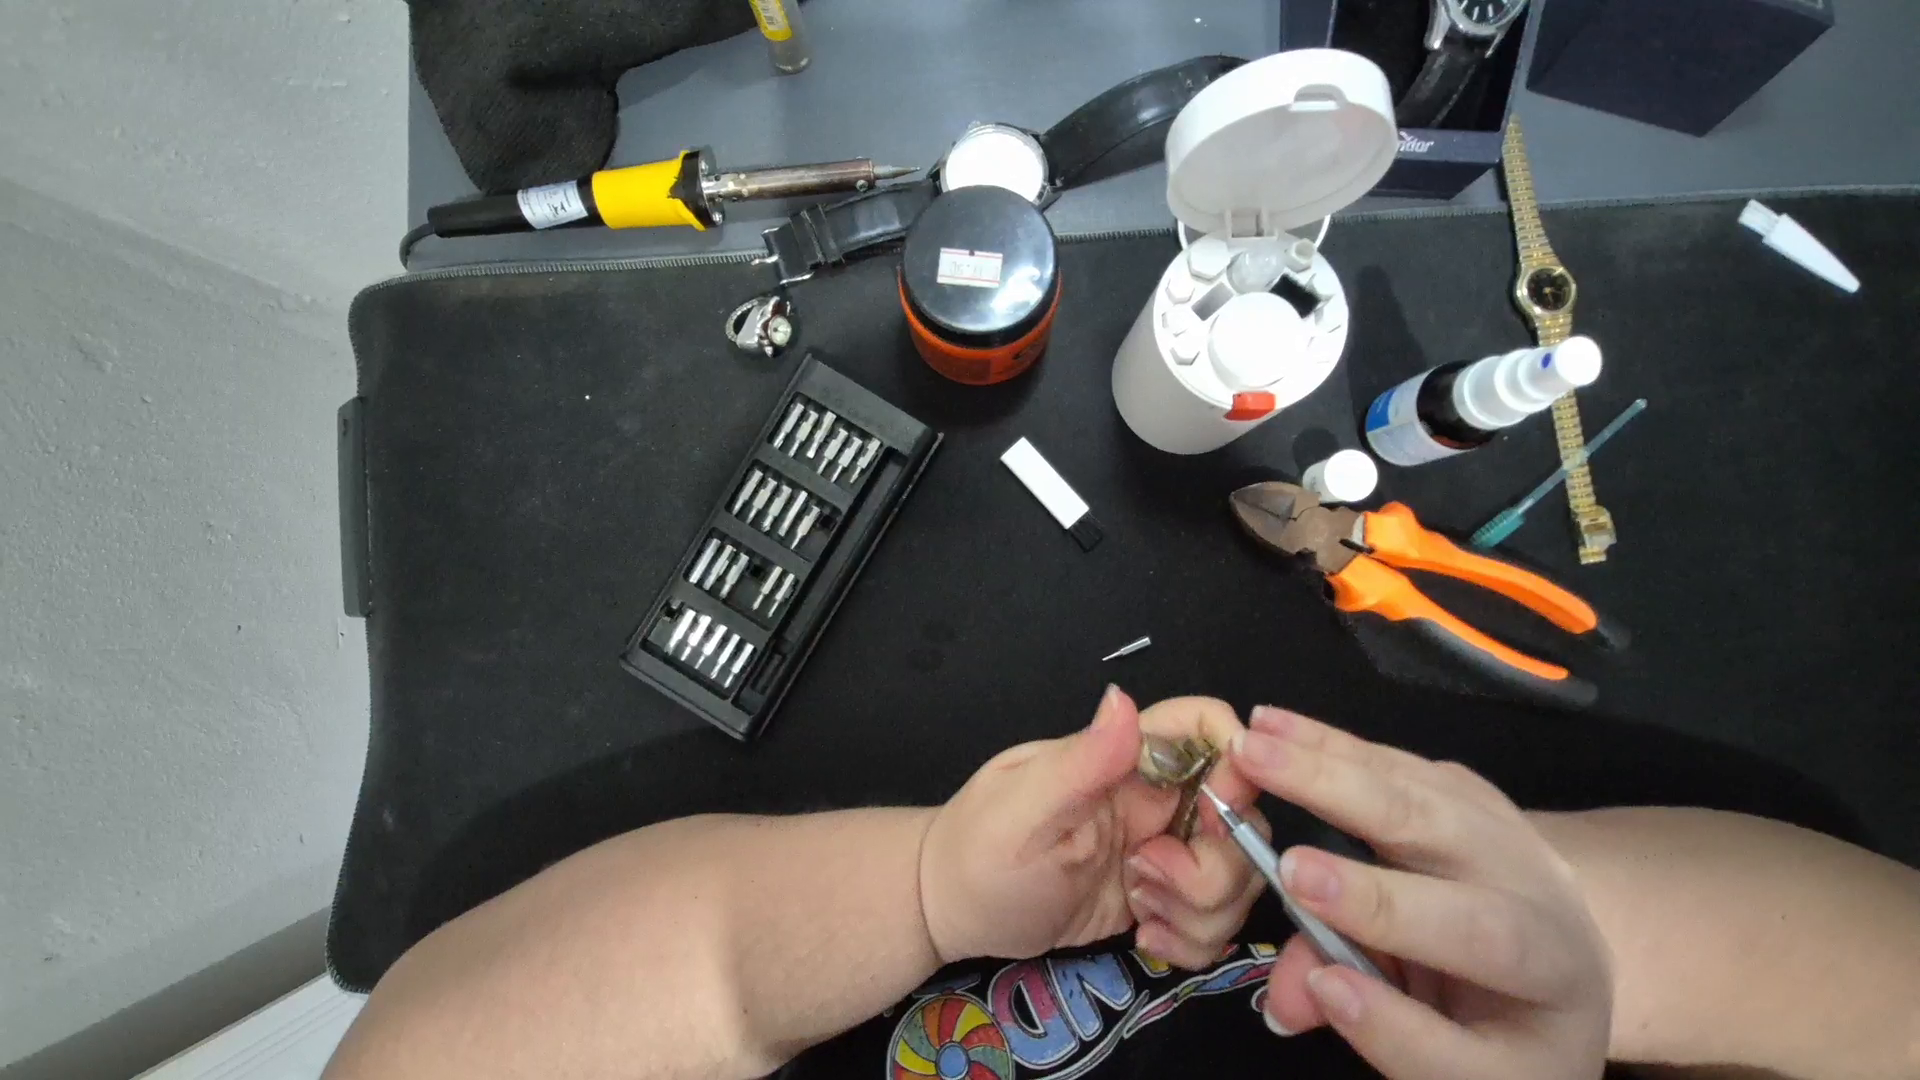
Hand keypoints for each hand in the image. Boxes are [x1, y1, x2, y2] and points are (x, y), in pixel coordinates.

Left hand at [918, 688, 1264, 966]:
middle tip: (1147, 880)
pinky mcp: (1162, 899)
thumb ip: (1082, 759)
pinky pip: (1214, 920)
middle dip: (1214, 868)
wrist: (956, 907)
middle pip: (1240, 818)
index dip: (1236, 765)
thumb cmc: (981, 848)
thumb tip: (1122, 697)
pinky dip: (1194, 939)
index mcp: (1126, 759)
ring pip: (1235, 876)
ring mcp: (1162, 850)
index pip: (1205, 728)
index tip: (1213, 821)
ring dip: (1201, 909)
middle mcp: (1155, 798)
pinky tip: (1147, 938)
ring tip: (1138, 909)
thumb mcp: (1025, 807)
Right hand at [1232, 707, 1611, 1079]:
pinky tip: (1275, 723)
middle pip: (1442, 840)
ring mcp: (1506, 831)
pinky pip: (1395, 761)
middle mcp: (1541, 894)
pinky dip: (1328, 741)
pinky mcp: (1468, 789)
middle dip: (1341, 807)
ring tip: (1252, 741)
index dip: (1383, 922)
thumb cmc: (1496, 1018)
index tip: (1293, 892)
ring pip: (1414, 789)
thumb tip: (1286, 1002)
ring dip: (1324, 760)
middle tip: (1261, 789)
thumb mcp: (1459, 1061)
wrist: (1560, 956)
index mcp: (1552, 974)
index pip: (1480, 948)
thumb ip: (1375, 1028)